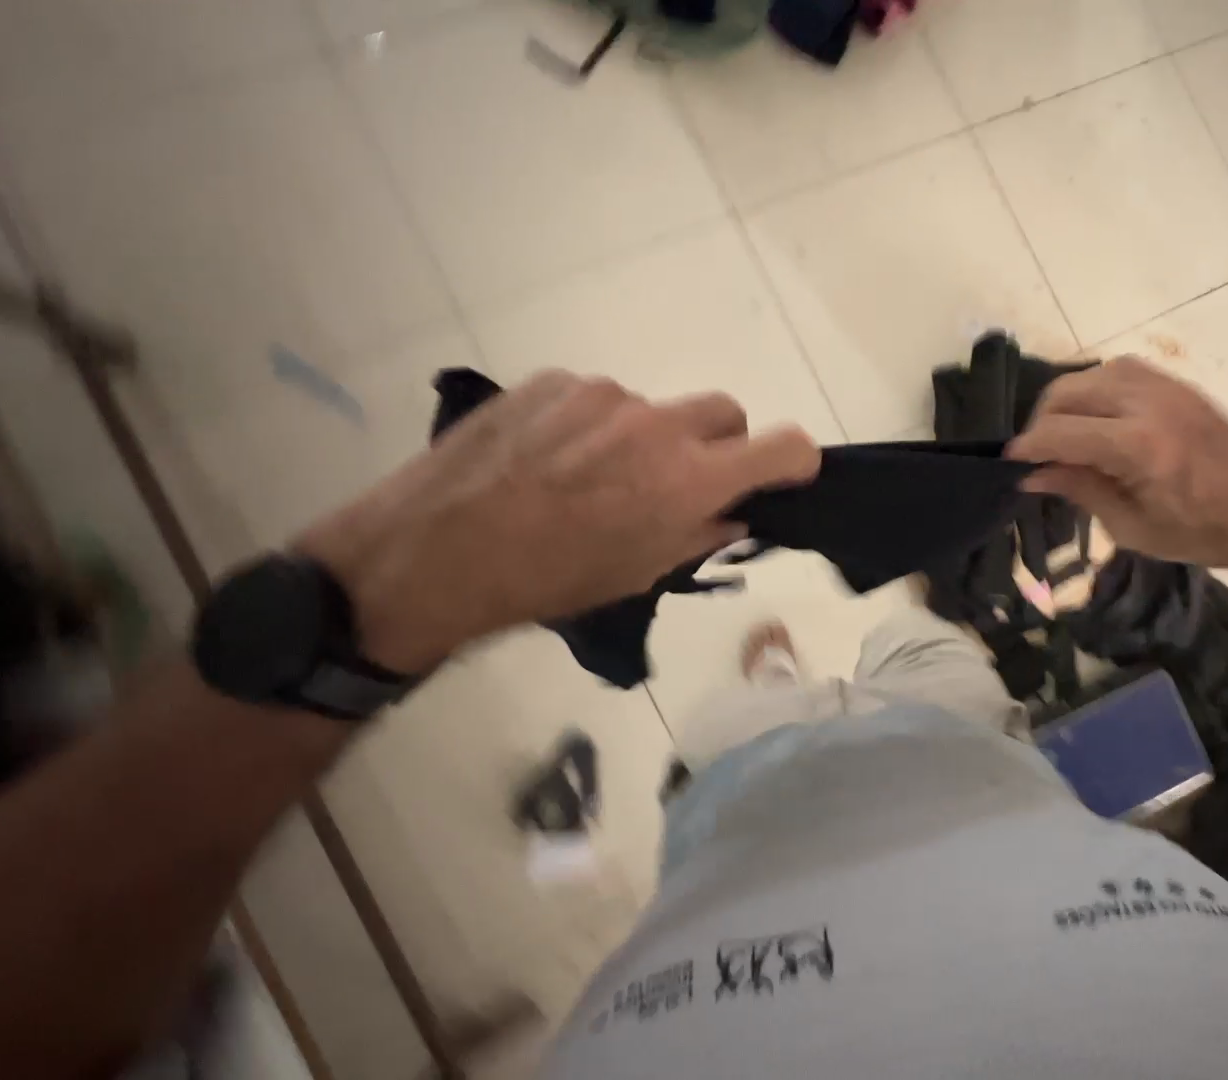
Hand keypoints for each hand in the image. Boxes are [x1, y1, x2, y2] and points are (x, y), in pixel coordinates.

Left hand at [297, 371, 819, 671]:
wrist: (431, 552)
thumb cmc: (549, 579)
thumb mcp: (639, 572)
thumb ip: (700, 535)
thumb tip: (730, 514)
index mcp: (688, 479)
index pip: (785, 446)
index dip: (796, 460)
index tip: (784, 475)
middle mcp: (657, 424)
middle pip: (727, 412)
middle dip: (721, 444)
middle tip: (682, 481)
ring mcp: (602, 394)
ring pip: (656, 409)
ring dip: (648, 438)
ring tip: (592, 477)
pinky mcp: (553, 380)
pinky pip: (599, 399)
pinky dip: (595, 425)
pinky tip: (551, 459)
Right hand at [1007, 357, 1227, 576]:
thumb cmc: (1198, 533)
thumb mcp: (1131, 527)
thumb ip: (1080, 491)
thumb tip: (1032, 475)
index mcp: (1138, 447)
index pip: (1060, 432)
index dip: (1027, 447)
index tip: (1010, 463)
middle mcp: (1149, 404)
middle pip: (1069, 391)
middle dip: (1041, 420)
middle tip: (1039, 453)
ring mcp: (1167, 388)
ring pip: (1092, 373)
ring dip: (1068, 399)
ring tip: (1065, 433)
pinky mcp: (1179, 385)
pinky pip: (1121, 370)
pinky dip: (1097, 388)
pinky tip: (1097, 416)